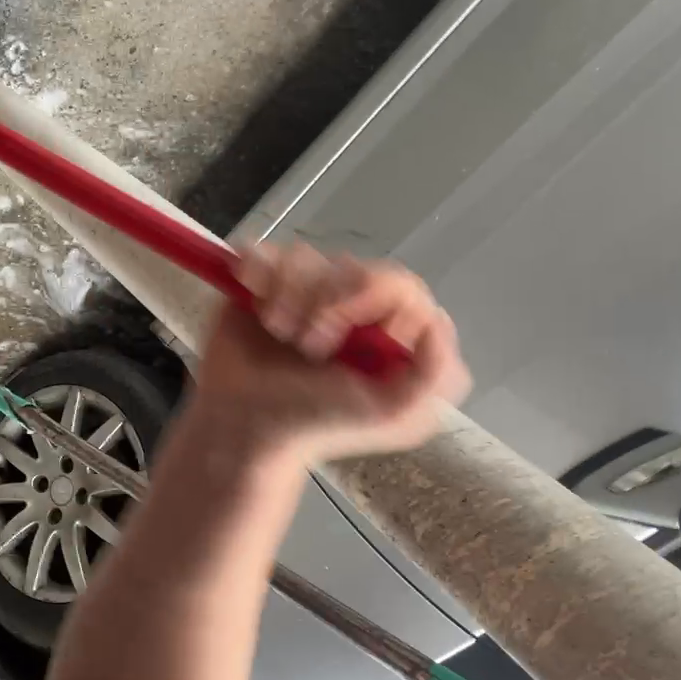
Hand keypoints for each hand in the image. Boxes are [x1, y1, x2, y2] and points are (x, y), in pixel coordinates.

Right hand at [190, 243, 471, 465]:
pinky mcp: (255, 290)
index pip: (398, 285)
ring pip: (303, 257)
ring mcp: (298, 296)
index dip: (370, 297)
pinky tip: (252, 300)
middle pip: (349, 266)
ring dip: (286, 294)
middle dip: (324, 300)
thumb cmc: (317, 423)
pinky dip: (255, 270)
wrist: (243, 425)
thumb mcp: (397, 415)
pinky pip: (259, 254)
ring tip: (275, 331)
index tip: (346, 335)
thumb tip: (433, 318)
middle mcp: (347, 308)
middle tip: (306, 344)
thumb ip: (437, 373)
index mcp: (387, 333)